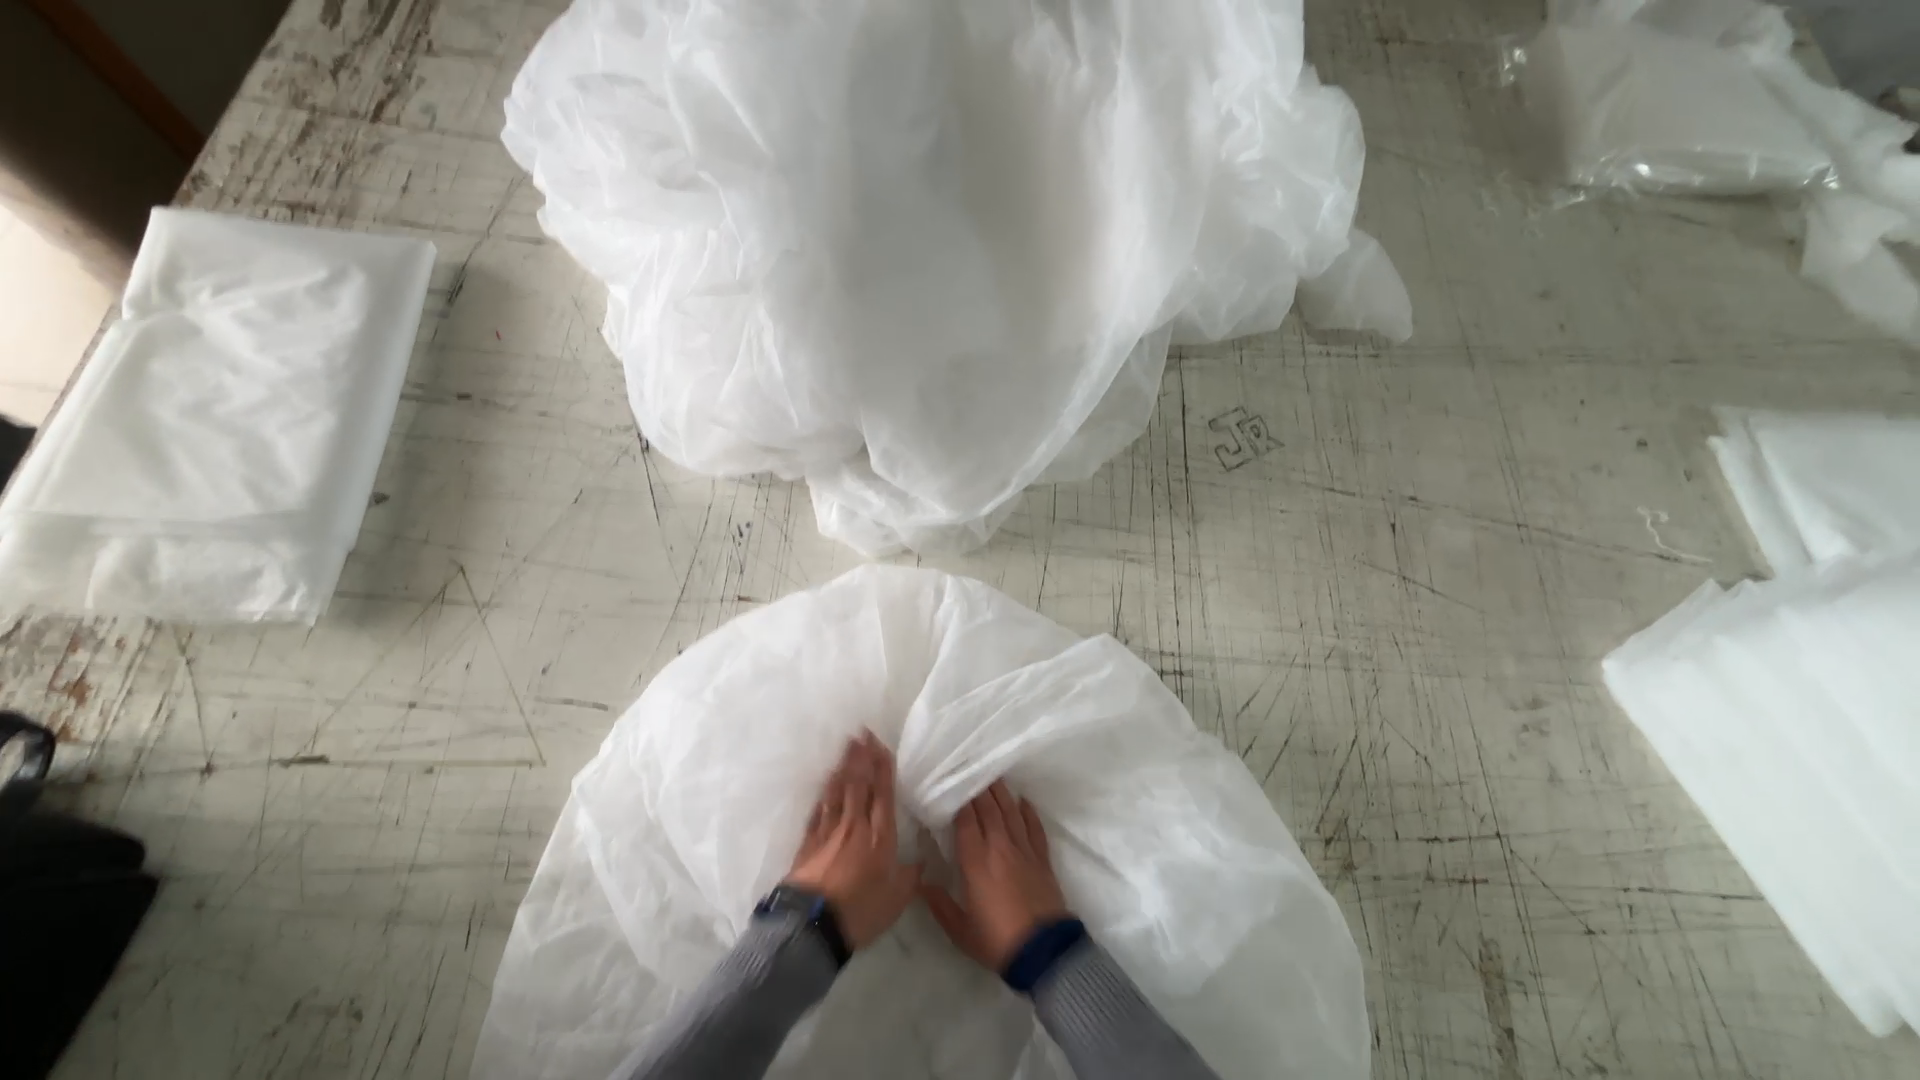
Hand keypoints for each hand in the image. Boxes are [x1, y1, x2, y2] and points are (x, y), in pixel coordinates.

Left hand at [783, 732, 919, 949]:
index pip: (882, 795)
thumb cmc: (860, 912)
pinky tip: (826, 784)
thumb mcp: (896, 899)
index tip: (880, 746)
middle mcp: (854, 827)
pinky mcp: (808, 843)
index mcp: (879, 837)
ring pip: (838, 792)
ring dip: (843, 768)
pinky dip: (825, 793)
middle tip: (862, 734)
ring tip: (847, 748)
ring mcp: (828, 832)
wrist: (811, 928)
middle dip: (861, 758)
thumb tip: (920, 860)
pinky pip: (819, 810)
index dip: (882, 769)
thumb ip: (910, 877)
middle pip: (859, 785)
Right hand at [921, 779, 1069, 971]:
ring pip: (1010, 812)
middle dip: (978, 789)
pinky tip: (1024, 801)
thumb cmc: (996, 940)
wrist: (1043, 951)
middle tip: (969, 771)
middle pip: (988, 809)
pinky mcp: (1042, 859)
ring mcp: (1023, 850)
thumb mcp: (960, 929)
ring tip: (992, 776)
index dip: (958, 801)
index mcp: (975, 861)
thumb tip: (922, 881)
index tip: (949, 786)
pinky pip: (1034, 828)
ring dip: (1001, 793)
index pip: (965, 821)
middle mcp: (999, 847)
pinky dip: (1028, 812)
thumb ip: (939, 904)